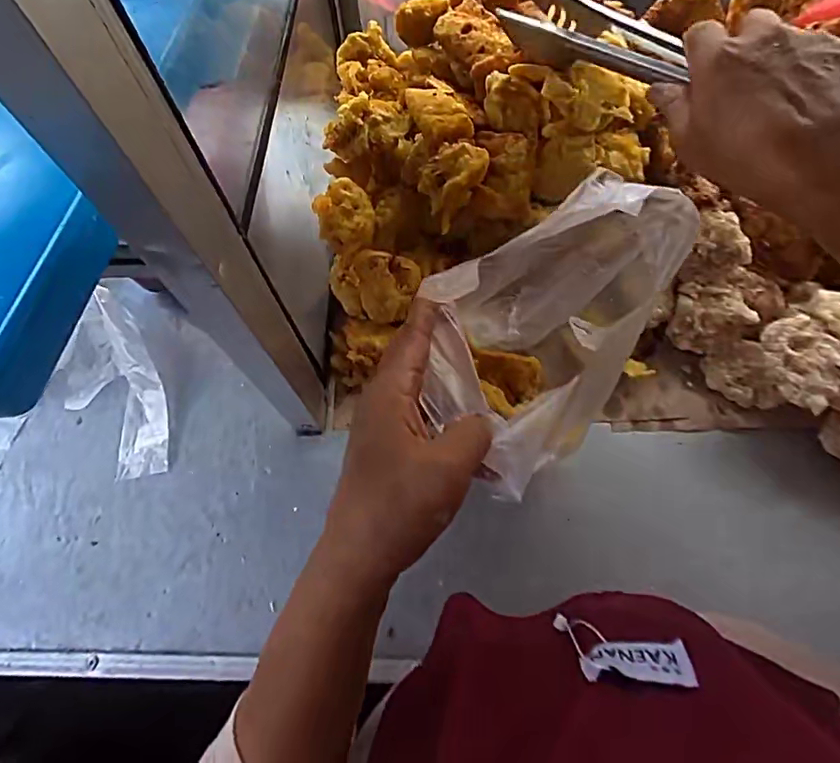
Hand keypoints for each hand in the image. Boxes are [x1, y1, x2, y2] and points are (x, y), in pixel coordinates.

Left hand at [318, 301, 492, 590]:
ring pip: (412, 388)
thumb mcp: (448, 466)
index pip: (411, 340)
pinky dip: (437, 408)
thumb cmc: (399, 504)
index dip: (427, 314)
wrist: (358, 553)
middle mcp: (379, 402)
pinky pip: (414, 414)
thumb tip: (481, 421)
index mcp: (389, 394)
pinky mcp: (384, 450)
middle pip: (408, 359)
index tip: (441, 287)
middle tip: (462, 319)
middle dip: (433, 337)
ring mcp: (379, 427)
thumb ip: (473, 433)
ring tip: (466, 362)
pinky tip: (460, 422)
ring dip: (437, 374)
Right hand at [649, 9, 839, 229]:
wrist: (835, 170)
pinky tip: (831, 103)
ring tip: (795, 99)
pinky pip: (838, 54)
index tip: (703, 73)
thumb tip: (661, 88)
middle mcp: (765, 37)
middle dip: (749, 45)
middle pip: (751, 23)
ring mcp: (816, 41)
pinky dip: (831, 72)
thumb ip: (674, 108)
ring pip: (795, 39)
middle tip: (749, 83)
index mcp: (718, 57)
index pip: (700, 31)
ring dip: (789, 59)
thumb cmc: (749, 160)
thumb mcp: (692, 145)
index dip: (700, 51)